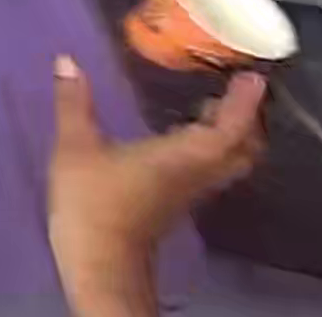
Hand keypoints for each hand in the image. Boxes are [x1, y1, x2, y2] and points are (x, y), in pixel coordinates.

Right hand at [47, 56, 265, 316]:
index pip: (226, 131)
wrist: (99, 262)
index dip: (242, 105)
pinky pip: (209, 166)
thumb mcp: (74, 145)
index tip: (255, 79)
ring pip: (227, 161)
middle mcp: (193, 175)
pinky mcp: (174, 198)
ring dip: (231, 133)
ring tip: (216, 102)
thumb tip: (67, 59)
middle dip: (247, 119)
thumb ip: (73, 101)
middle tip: (241, 87)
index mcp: (178, 159)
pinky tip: (186, 130)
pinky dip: (211, 144)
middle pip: (239, 150)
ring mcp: (186, 190)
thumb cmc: (91, 201)